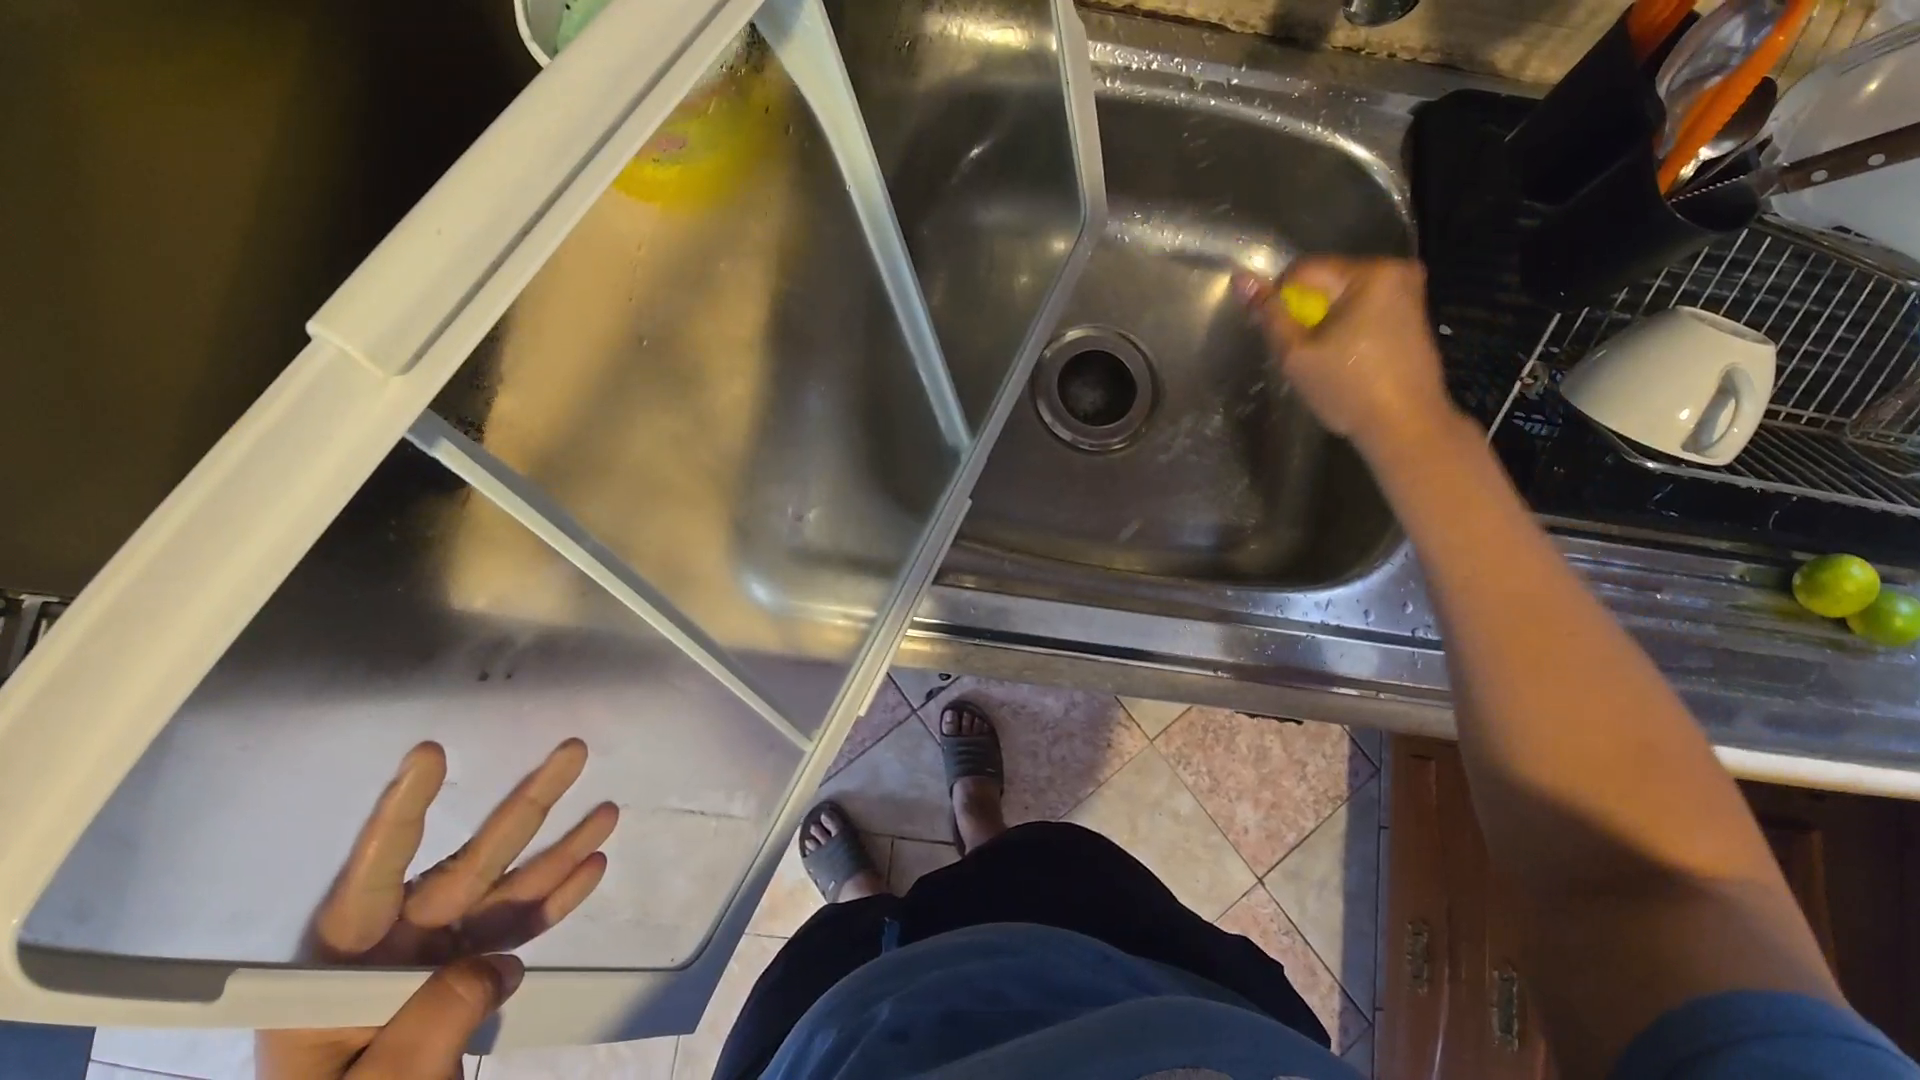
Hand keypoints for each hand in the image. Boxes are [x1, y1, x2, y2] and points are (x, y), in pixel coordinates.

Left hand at [257, 739, 618, 1078]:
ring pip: (508, 890)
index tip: (433, 754)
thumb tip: (499, 964)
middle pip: (469, 864)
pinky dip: (556, 901)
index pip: (372, 877)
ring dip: (559, 849)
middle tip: (573, 753)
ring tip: (609, 809)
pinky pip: (519, 931)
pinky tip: (592, 867)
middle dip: (526, 807)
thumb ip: (434, 1017)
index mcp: (341, 966)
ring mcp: (437, 960)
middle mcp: (394, 946)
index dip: (402, 815)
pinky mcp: (468, 982)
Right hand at [1234, 256, 1457, 458]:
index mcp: (1369, 273)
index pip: (1302, 271)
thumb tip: (1240, 278)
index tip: (1283, 337)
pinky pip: (1365, 307)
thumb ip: (1269, 314)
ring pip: (1344, 295)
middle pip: (1326, 281)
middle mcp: (1394, 270)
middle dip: (1308, 312)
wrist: (1406, 426)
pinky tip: (1349, 358)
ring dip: (1327, 320)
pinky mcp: (1413, 312)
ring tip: (1327, 358)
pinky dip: (1349, 326)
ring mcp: (1408, 291)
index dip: (1281, 302)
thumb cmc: (1349, 390)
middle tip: (1305, 353)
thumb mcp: (1296, 354)